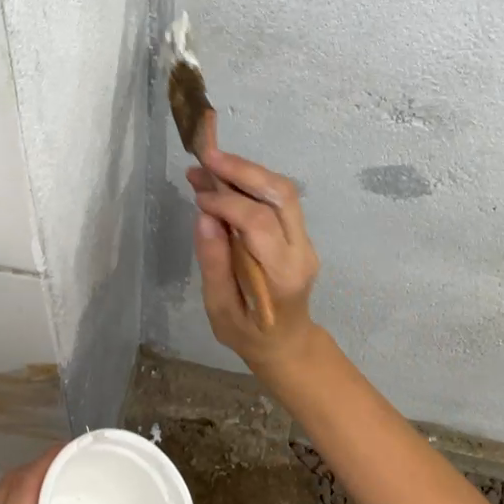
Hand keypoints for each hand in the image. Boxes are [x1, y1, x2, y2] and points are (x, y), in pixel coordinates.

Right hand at [186, 112, 321, 374]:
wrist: (286, 345)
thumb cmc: (248, 334)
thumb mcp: (220, 310)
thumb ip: (214, 264)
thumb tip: (205, 217)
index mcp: (282, 275)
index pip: (259, 222)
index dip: (227, 203)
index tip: (199, 197)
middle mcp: (300, 251)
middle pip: (281, 194)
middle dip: (243, 170)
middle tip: (206, 158)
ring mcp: (304, 240)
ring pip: (283, 190)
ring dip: (247, 171)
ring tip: (210, 164)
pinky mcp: (298, 233)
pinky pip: (279, 199)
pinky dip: (251, 182)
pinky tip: (224, 179)